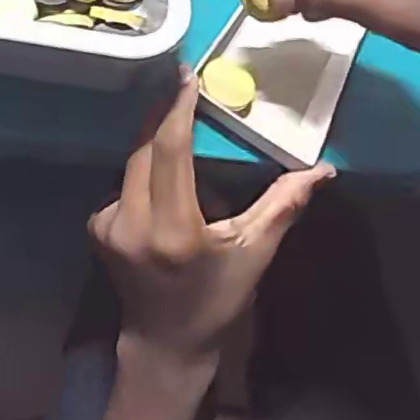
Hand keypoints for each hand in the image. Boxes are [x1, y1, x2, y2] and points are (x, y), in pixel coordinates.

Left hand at [90, 75, 334, 369]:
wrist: (163, 343)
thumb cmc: (216, 300)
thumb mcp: (254, 254)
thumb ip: (284, 205)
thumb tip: (324, 171)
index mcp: (173, 229)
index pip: (171, 152)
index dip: (178, 109)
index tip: (186, 76)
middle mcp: (131, 223)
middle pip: (146, 149)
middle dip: (165, 115)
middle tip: (184, 87)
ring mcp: (106, 225)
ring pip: (132, 163)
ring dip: (154, 141)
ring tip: (177, 123)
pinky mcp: (96, 227)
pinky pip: (123, 182)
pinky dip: (143, 170)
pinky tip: (161, 176)